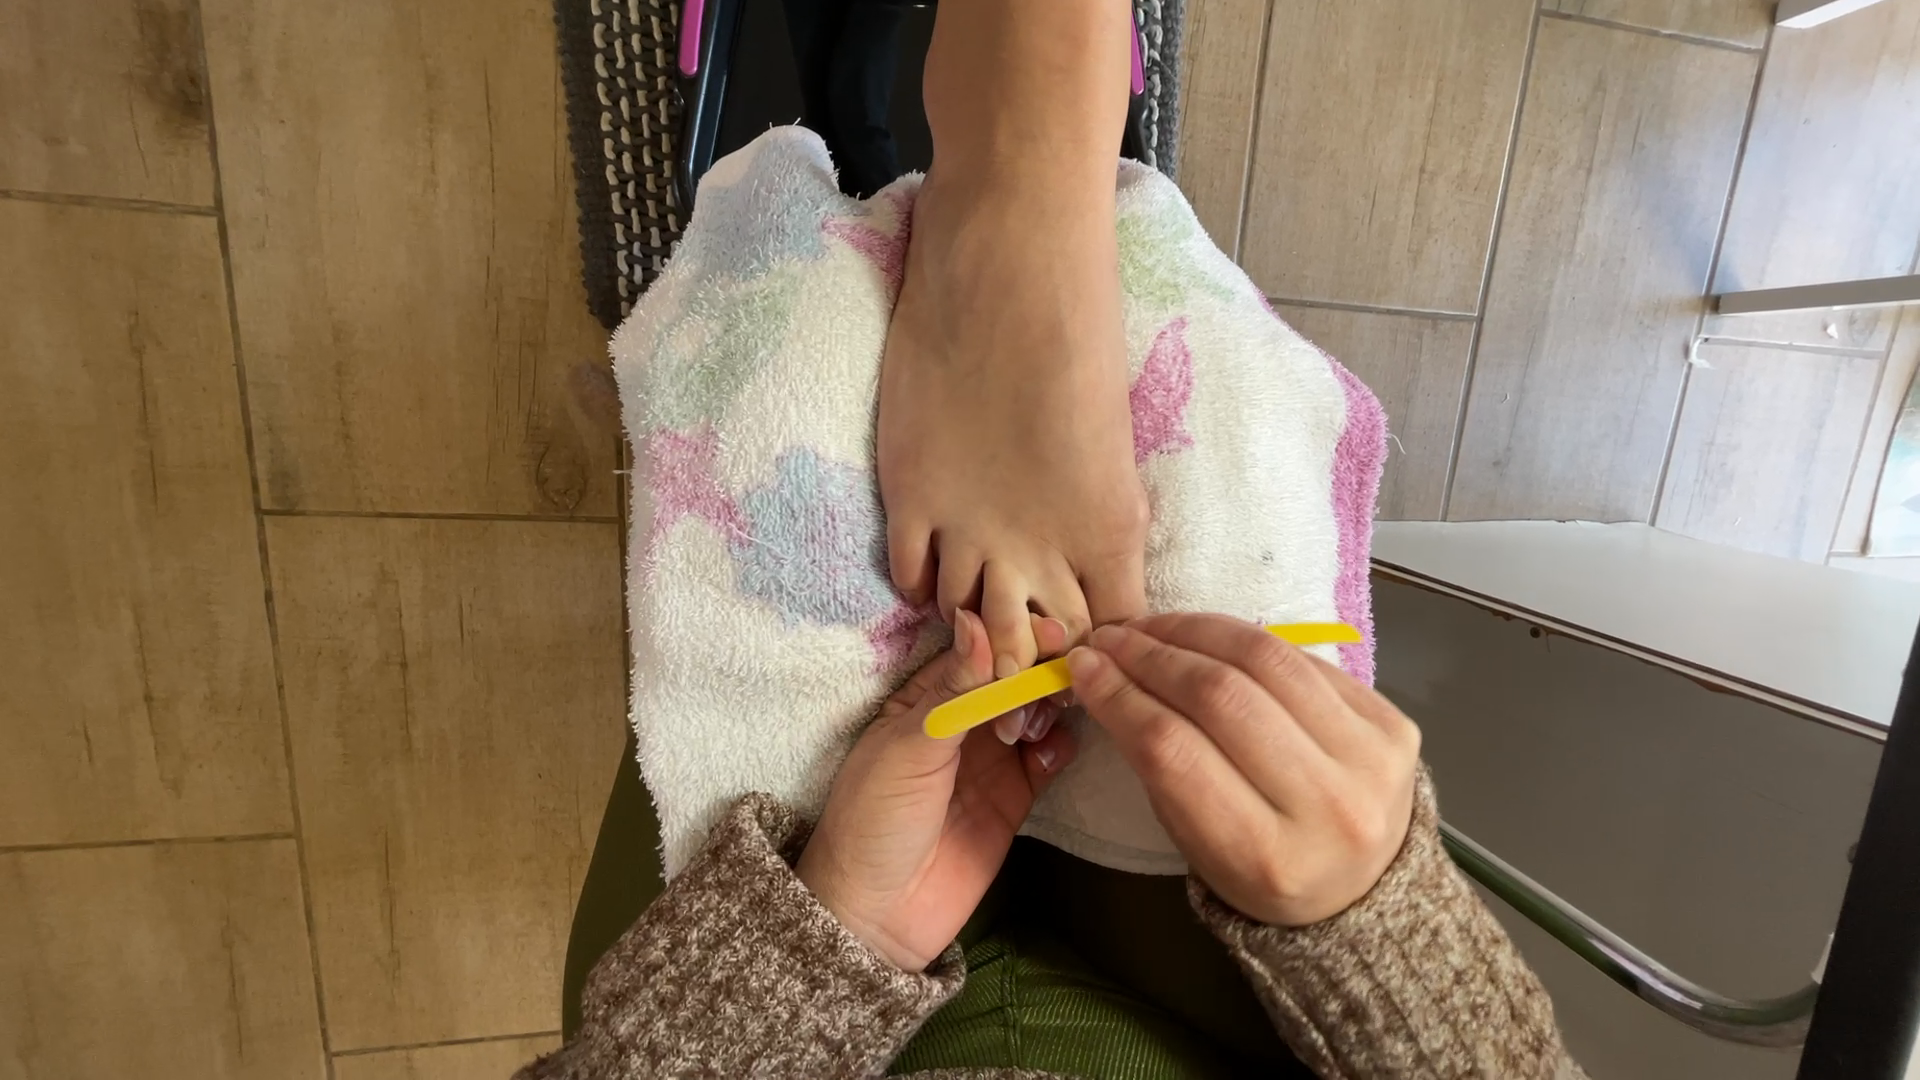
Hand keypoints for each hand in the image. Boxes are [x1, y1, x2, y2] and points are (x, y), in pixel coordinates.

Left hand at [797, 611, 1077, 970]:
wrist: (878, 916)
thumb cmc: (875, 818)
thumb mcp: (908, 747)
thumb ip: (951, 690)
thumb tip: (974, 619)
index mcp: (928, 698)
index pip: (979, 652)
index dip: (1011, 638)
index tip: (1046, 631)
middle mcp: (964, 719)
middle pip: (1013, 676)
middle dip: (1039, 668)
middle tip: (1060, 673)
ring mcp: (993, 755)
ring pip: (1036, 709)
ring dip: (1050, 703)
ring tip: (1049, 714)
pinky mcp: (1017, 793)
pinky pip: (1049, 756)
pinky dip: (1060, 743)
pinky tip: (1052, 750)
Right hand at [879, 173, 1147, 671]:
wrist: (1010, 259)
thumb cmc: (1082, 328)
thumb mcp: (1114, 439)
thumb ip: (1099, 514)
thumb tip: (1082, 556)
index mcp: (1107, 531)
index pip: (1110, 632)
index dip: (1102, 652)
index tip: (1088, 649)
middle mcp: (1037, 546)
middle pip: (1041, 646)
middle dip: (1041, 661)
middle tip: (1031, 647)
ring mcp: (966, 526)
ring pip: (971, 624)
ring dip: (978, 632)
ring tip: (980, 624)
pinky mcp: (910, 496)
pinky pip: (912, 581)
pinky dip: (925, 591)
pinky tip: (933, 577)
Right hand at [1065, 615, 1421, 926]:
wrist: (1363, 887)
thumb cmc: (1255, 866)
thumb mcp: (1191, 834)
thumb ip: (1153, 756)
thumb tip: (1102, 670)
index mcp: (1264, 855)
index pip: (1173, 751)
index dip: (1120, 696)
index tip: (1084, 665)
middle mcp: (1328, 808)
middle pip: (1220, 697)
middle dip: (1151, 655)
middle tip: (1111, 637)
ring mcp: (1370, 759)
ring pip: (1264, 660)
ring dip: (1193, 630)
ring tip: (1152, 627)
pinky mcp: (1394, 722)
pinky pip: (1300, 656)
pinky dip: (1241, 637)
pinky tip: (1204, 634)